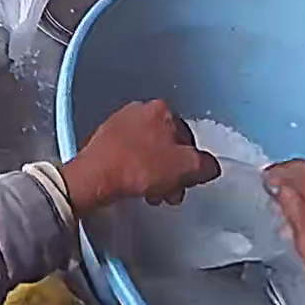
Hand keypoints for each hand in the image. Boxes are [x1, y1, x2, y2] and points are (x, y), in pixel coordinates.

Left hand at [61, 100, 218, 214]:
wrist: (96, 175)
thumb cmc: (140, 166)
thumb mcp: (187, 167)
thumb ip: (206, 165)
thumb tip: (208, 166)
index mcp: (162, 109)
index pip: (188, 138)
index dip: (191, 164)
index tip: (186, 181)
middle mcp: (140, 109)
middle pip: (167, 146)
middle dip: (172, 172)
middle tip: (169, 192)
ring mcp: (120, 122)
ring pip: (149, 152)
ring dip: (155, 175)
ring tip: (151, 195)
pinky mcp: (106, 138)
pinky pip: (130, 154)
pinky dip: (136, 170)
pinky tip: (134, 187)